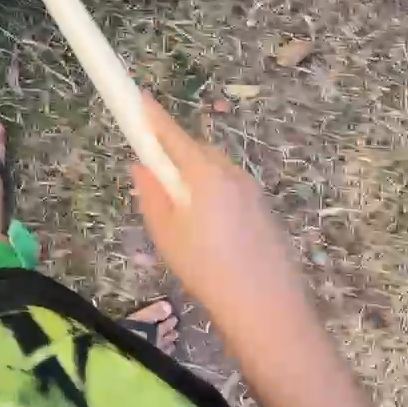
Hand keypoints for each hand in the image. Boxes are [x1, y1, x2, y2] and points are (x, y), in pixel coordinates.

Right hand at [132, 93, 304, 324]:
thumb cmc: (207, 270)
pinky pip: (231, 188)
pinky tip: (212, 233)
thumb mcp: (166, 235)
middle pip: (196, 150)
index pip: (173, 134)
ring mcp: (251, 190)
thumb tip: (141, 167)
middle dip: (176, 155)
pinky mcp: (264, 209)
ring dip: (196, 177)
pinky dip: (215, 194)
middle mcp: (230, 172)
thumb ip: (151, 195)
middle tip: (158, 181)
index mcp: (203, 173)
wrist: (267, 309)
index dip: (153, 116)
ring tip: (185, 218)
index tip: (140, 97)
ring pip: (215, 170)